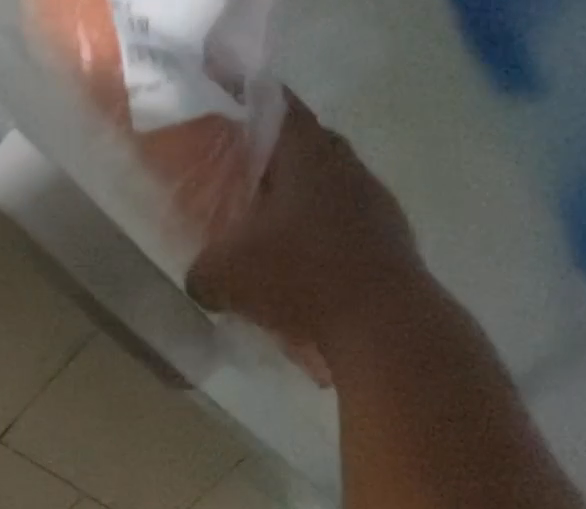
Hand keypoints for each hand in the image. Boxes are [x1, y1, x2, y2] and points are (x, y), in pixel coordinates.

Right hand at [186, 95, 428, 367]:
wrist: (377, 323)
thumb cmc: (296, 278)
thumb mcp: (220, 275)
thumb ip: (200, 268)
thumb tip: (204, 275)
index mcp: (307, 155)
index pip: (275, 108)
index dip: (244, 107)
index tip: (218, 119)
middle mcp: (345, 167)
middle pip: (299, 152)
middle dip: (263, 167)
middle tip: (228, 185)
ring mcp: (372, 203)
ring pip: (319, 194)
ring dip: (288, 210)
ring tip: (255, 237)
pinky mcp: (385, 240)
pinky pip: (336, 230)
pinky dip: (309, 243)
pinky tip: (288, 273)